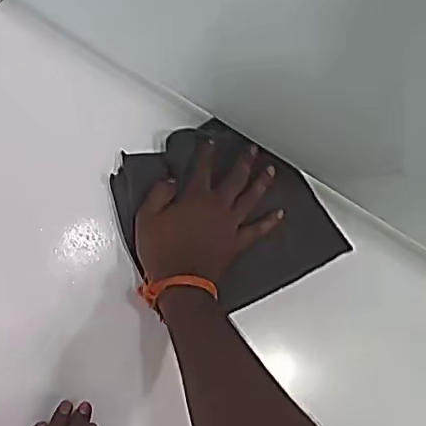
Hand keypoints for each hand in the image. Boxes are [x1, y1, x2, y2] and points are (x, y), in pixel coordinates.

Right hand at [134, 139, 283, 283]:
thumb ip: (158, 195)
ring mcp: (230, 224)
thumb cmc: (161, 251)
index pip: (202, 169)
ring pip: (251, 197)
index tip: (210, 143)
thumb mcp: (146, 218)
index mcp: (194, 198)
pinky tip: (279, 213)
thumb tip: (169, 181)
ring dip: (261, 182)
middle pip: (235, 178)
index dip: (207, 153)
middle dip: (243, 162)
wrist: (180, 282)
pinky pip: (258, 229)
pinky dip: (270, 221)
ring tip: (269, 170)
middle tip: (250, 150)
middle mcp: (217, 207)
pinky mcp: (236, 242)